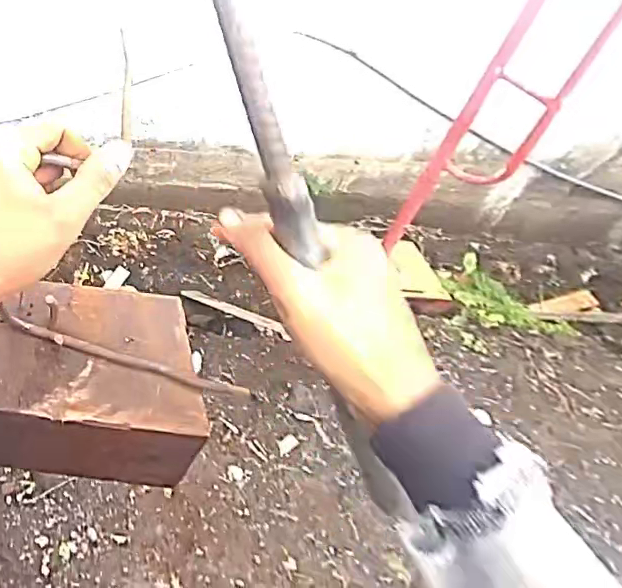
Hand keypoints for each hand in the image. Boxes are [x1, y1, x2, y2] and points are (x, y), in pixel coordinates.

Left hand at [0, 122, 133, 307]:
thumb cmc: (2, 252)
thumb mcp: (64, 215)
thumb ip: (96, 180)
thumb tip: (119, 152)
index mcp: (7, 146)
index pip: (61, 131)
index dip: (84, 156)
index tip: (92, 181)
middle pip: (48, 149)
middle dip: (65, 179)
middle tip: (65, 208)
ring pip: (36, 168)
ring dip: (50, 191)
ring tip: (46, 221)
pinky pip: (21, 181)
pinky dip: (34, 199)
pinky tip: (32, 225)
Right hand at [214, 210, 441, 422]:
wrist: (395, 402)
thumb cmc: (352, 348)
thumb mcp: (295, 293)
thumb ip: (262, 251)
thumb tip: (232, 219)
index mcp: (351, 238)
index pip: (288, 223)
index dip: (255, 235)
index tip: (227, 238)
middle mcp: (364, 253)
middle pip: (297, 250)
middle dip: (281, 277)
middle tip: (285, 304)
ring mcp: (368, 280)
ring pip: (308, 276)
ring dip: (295, 296)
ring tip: (305, 323)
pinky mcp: (368, 305)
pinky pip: (324, 295)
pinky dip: (312, 310)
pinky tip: (318, 332)